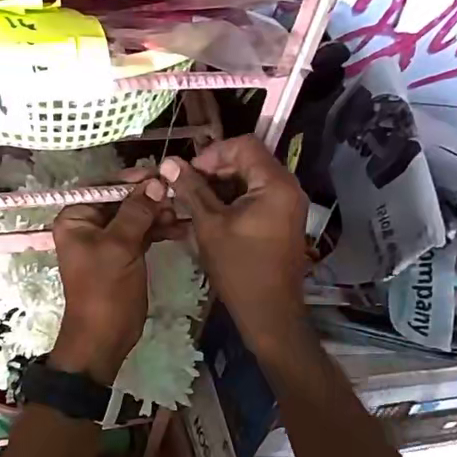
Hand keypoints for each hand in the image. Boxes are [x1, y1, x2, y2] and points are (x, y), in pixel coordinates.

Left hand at [47, 179, 170, 383]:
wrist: (104, 337)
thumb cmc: (105, 290)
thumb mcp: (120, 246)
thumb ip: (137, 212)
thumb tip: (156, 182)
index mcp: (76, 217)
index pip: (105, 186)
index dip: (133, 179)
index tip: (163, 175)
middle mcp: (87, 224)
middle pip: (123, 199)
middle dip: (150, 198)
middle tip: (177, 198)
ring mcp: (106, 240)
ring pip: (135, 216)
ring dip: (158, 214)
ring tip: (181, 215)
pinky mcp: (123, 254)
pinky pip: (142, 233)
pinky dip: (159, 230)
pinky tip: (180, 228)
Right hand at [159, 137, 311, 343]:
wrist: (269, 311)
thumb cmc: (239, 268)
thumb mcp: (209, 225)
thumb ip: (191, 190)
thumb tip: (169, 162)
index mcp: (275, 183)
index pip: (244, 145)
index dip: (212, 153)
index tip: (188, 173)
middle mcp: (288, 187)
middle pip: (248, 160)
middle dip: (214, 169)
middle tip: (186, 187)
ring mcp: (287, 203)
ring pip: (250, 178)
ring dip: (221, 185)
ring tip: (193, 201)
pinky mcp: (282, 218)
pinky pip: (256, 196)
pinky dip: (233, 199)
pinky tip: (210, 214)